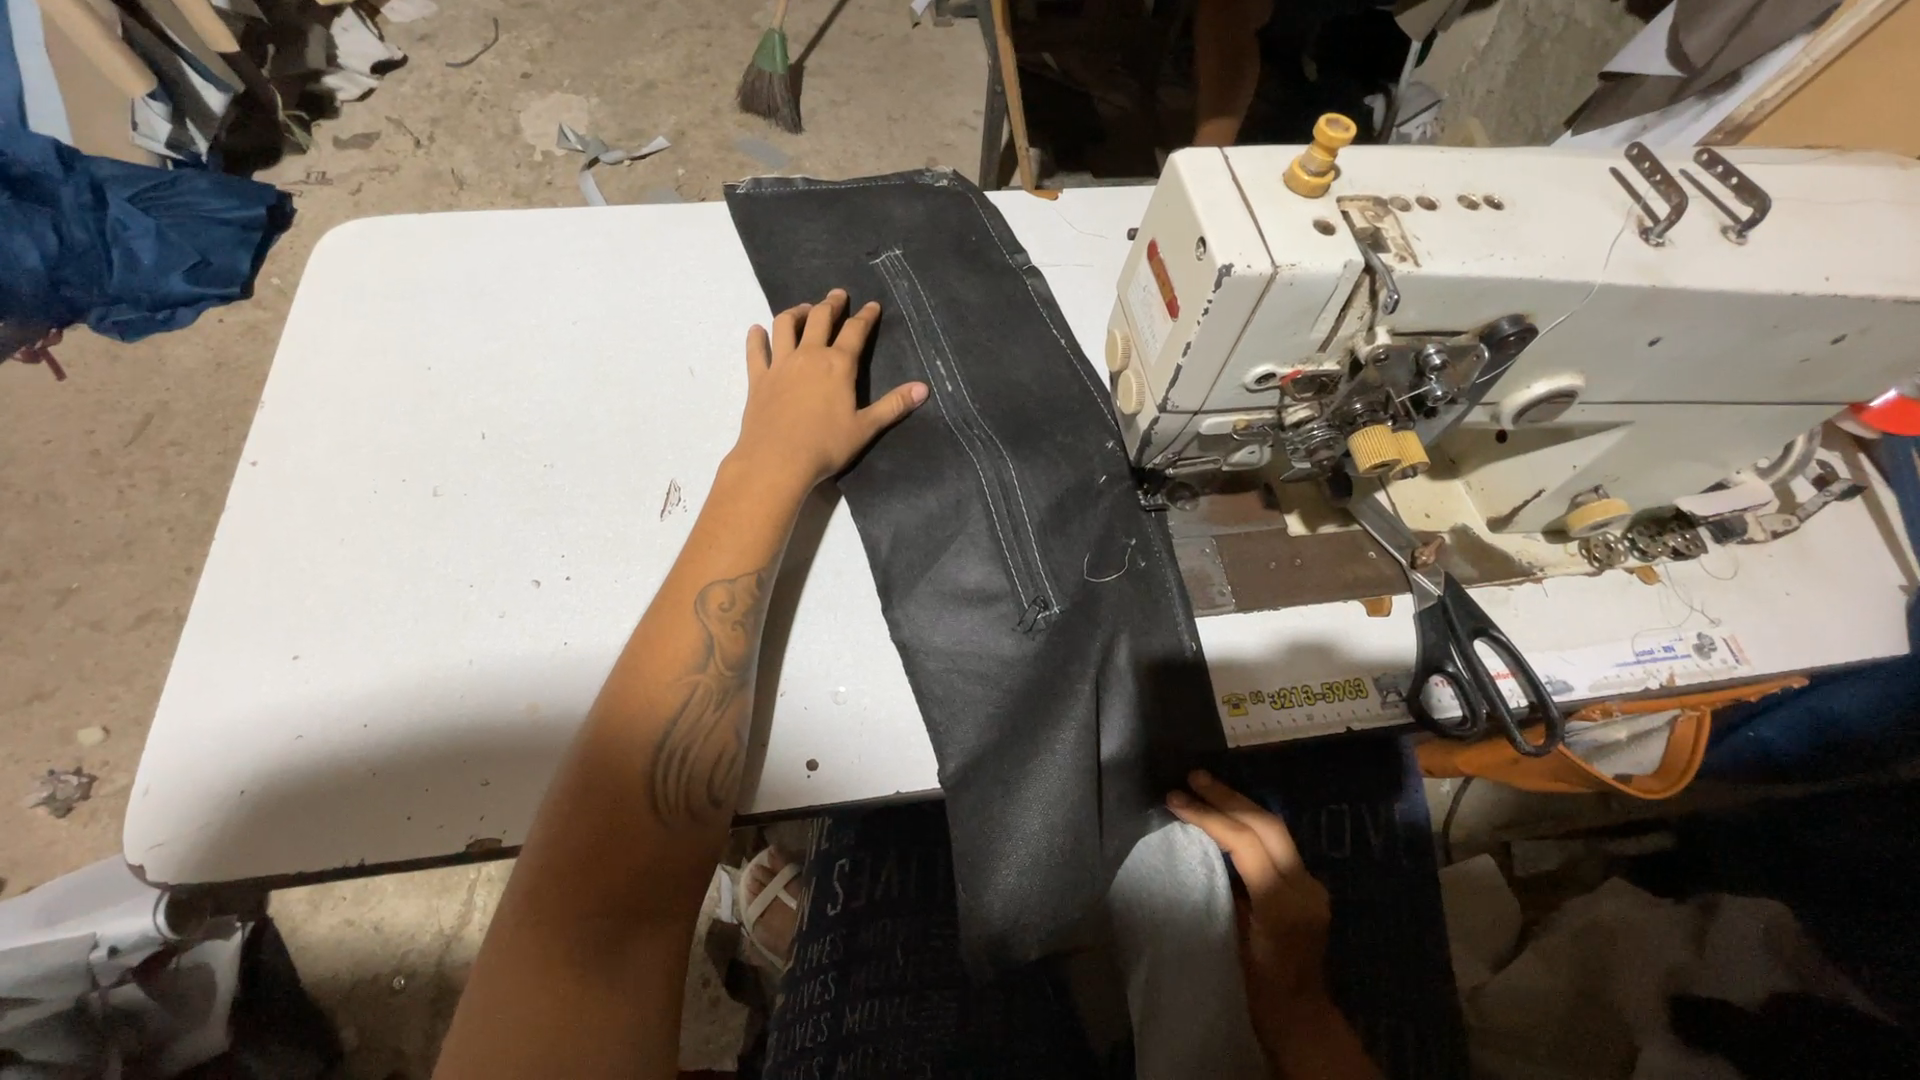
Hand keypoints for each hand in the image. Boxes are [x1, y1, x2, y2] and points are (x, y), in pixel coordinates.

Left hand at [729, 289, 927, 493]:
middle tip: (837, 295)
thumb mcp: (866, 428)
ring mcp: (781, 364)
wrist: (777, 460)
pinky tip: (757, 330)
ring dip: (795, 312)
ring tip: (802, 310)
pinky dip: (757, 337)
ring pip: (785, 325)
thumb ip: (894, 405)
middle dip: (831, 304)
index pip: (856, 331)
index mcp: (838, 365)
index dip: (866, 316)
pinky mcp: (758, 378)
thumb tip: (924, 388)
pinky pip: (756, 350)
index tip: (872, 305)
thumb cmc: (826, 446)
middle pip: (820, 318)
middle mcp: (809, 355)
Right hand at [1167, 770, 1331, 1014]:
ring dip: (1238, 804)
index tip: (1174, 800)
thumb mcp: (1229, 938)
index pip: (1245, 842)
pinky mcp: (1309, 888)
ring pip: (1275, 829)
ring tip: (1206, 787)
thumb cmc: (1255, 987)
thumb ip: (1223, 890)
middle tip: (1191, 778)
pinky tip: (1228, 816)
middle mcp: (1304, 886)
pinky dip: (1250, 824)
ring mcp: (1311, 886)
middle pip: (1266, 825)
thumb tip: (1201, 849)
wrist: (1298, 1018)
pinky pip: (1278, 845)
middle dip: (1226, 797)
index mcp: (1281, 902)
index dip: (1208, 816)